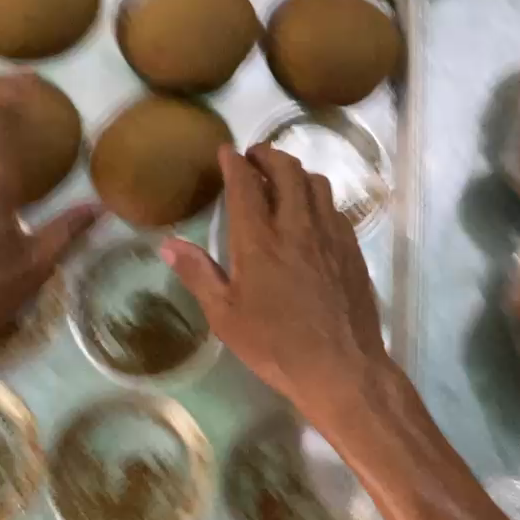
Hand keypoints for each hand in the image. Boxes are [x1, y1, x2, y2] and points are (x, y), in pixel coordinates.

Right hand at [161, 144, 389, 421]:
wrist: (342, 367)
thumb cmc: (275, 345)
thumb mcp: (225, 316)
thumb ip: (198, 274)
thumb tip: (167, 244)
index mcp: (259, 240)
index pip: (245, 184)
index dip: (234, 162)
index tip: (226, 152)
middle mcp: (296, 226)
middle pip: (286, 170)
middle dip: (268, 155)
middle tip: (254, 157)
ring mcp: (330, 234)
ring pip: (316, 183)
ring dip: (296, 172)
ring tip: (283, 178)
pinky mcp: (352, 248)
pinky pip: (335, 207)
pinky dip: (318, 197)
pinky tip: (312, 212)